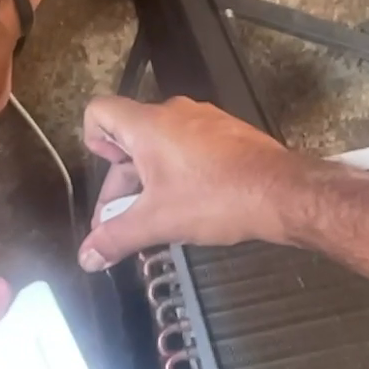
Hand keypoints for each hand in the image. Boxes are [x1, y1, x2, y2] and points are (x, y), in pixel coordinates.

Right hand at [76, 95, 312, 269]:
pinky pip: (190, 147)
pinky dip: (180, 172)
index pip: (100, 111)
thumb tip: (87, 257)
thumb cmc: (217, 198)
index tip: (106, 172)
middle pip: (130, 138)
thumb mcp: (158, 222)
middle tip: (122, 221)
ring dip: (150, 179)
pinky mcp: (228, 133)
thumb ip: (116, 238)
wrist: (282, 192)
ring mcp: (204, 120)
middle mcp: (174, 113)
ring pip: (161, 145)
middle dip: (121, 181)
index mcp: (148, 125)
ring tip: (157, 217)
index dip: (91, 140)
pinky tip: (190, 204)